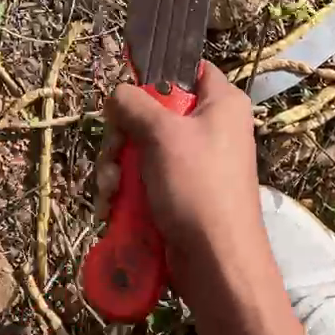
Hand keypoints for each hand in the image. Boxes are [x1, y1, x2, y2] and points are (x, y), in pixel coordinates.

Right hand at [96, 62, 266, 298]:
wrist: (217, 266)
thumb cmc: (198, 186)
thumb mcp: (162, 132)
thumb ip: (133, 102)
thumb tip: (117, 95)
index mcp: (222, 103)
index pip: (188, 68)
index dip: (157, 71)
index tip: (127, 83)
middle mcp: (210, 128)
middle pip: (151, 111)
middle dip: (123, 135)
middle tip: (115, 150)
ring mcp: (193, 163)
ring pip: (141, 147)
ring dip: (117, 166)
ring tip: (112, 189)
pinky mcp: (179, 193)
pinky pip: (144, 178)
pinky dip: (125, 190)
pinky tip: (113, 205)